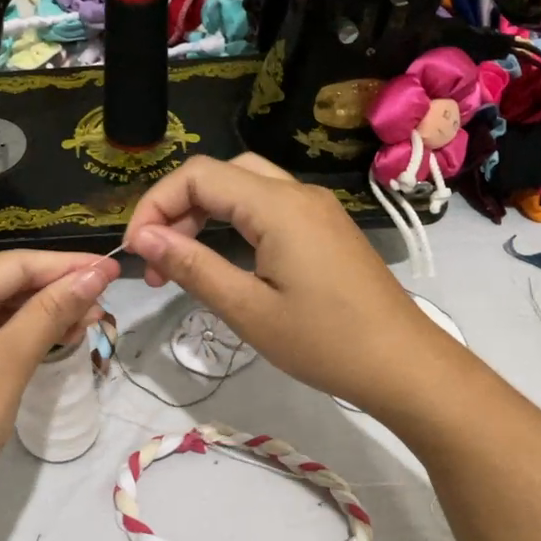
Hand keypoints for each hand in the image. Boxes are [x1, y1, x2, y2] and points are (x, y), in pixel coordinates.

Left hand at [0, 251, 116, 508]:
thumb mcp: (10, 361)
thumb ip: (52, 311)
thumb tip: (95, 273)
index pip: (10, 263)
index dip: (64, 265)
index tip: (110, 269)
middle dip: (50, 291)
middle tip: (101, 305)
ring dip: (32, 314)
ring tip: (82, 323)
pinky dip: (6, 334)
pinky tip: (41, 340)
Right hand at [122, 154, 444, 406]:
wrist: (404, 366)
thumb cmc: (324, 343)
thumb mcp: (247, 309)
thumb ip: (192, 266)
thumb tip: (143, 238)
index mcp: (278, 206)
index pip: (198, 176)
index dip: (156, 205)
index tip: (137, 252)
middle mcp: (298, 194)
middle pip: (220, 174)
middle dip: (178, 208)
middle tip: (158, 260)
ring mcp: (316, 209)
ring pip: (245, 186)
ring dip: (204, 214)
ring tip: (181, 262)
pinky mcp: (325, 229)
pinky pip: (268, 207)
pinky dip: (233, 223)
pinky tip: (223, 260)